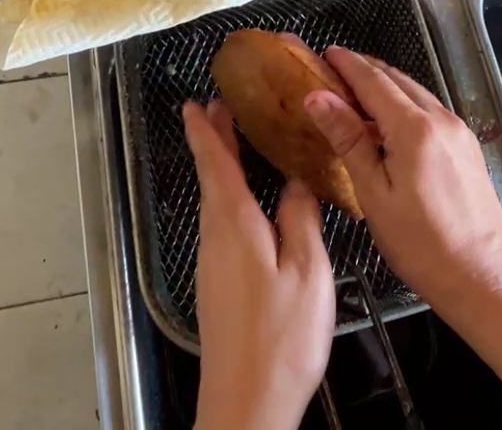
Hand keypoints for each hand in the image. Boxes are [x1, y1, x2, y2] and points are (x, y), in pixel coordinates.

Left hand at [183, 100, 334, 429]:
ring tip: (235, 142)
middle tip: (218, 108)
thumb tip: (297, 182)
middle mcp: (217, 236)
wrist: (246, 403)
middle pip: (211, 176)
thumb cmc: (280, 337)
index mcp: (235, 224)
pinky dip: (229, 195)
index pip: (214, 162)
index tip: (194, 101)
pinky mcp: (219, 282)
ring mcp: (215, 262)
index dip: (205, 129)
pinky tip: (249, 201)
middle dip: (213, 141)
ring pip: (215, 199)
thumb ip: (301, 218)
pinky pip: (221, 221)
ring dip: (221, 166)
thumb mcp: (307, 270)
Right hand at [303, 48, 501, 315]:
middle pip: (397, 81)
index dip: (347, 65)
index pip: (374, 81)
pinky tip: (389, 122)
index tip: (325, 51)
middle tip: (333, 69)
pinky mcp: (467, 148)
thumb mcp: (374, 193)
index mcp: (415, 127)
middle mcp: (441, 119)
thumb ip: (348, 139)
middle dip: (365, 70)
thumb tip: (318, 97)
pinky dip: (404, 105)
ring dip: (386, 86)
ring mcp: (459, 132)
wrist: (483, 279)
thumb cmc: (420, 243)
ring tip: (355, 92)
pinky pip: (430, 112)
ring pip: (416, 94)